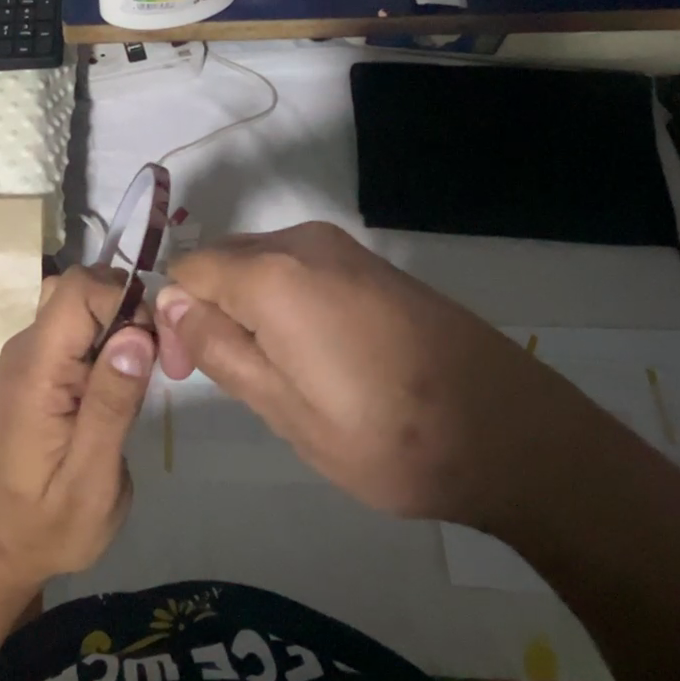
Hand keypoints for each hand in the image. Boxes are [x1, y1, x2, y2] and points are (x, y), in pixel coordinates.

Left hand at [0, 266, 155, 587]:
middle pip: (79, 287)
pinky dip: (107, 339)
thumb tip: (136, 335)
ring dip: (119, 323)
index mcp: (35, 370)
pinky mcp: (39, 365)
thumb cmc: (51, 522)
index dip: (125, 301)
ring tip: (140, 376)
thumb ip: (111, 406)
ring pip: (79, 302)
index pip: (78, 290)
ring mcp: (30, 354)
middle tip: (156, 363)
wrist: (4, 541)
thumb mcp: (91, 479)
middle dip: (127, 308)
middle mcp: (27, 349)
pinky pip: (76, 327)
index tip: (157, 347)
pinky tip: (121, 384)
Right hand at [155, 222, 588, 529]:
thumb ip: (218, 348)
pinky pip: (299, 271)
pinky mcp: (373, 265)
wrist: (512, 434)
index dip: (173, 318)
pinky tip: (317, 357)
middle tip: (231, 380)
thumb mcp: (285, 410)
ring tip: (278, 376)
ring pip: (260, 266)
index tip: (190, 371)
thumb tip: (166, 303)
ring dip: (248, 310)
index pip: (186, 271)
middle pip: (222, 262)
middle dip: (207, 311)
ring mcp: (345, 249)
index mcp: (274, 274)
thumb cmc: (388, 437)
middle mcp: (304, 243)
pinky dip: (285, 304)